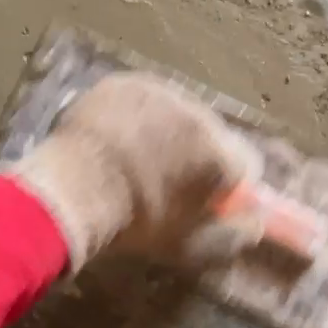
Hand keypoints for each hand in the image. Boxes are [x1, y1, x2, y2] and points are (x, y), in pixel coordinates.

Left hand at [4, 72, 260, 271]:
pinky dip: (136, 113)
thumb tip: (255, 218)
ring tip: (137, 155)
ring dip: (168, 129)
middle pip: (212, 133)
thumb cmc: (135, 226)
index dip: (229, 183)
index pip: (247, 162)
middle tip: (168, 178)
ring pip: (178, 111)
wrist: (72, 191)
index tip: (208, 196)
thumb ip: (236, 233)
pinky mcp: (127, 81)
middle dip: (198, 152)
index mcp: (220, 154)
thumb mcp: (191, 246)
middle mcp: (198, 114)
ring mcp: (160, 91)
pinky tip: (117, 135)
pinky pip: (143, 97)